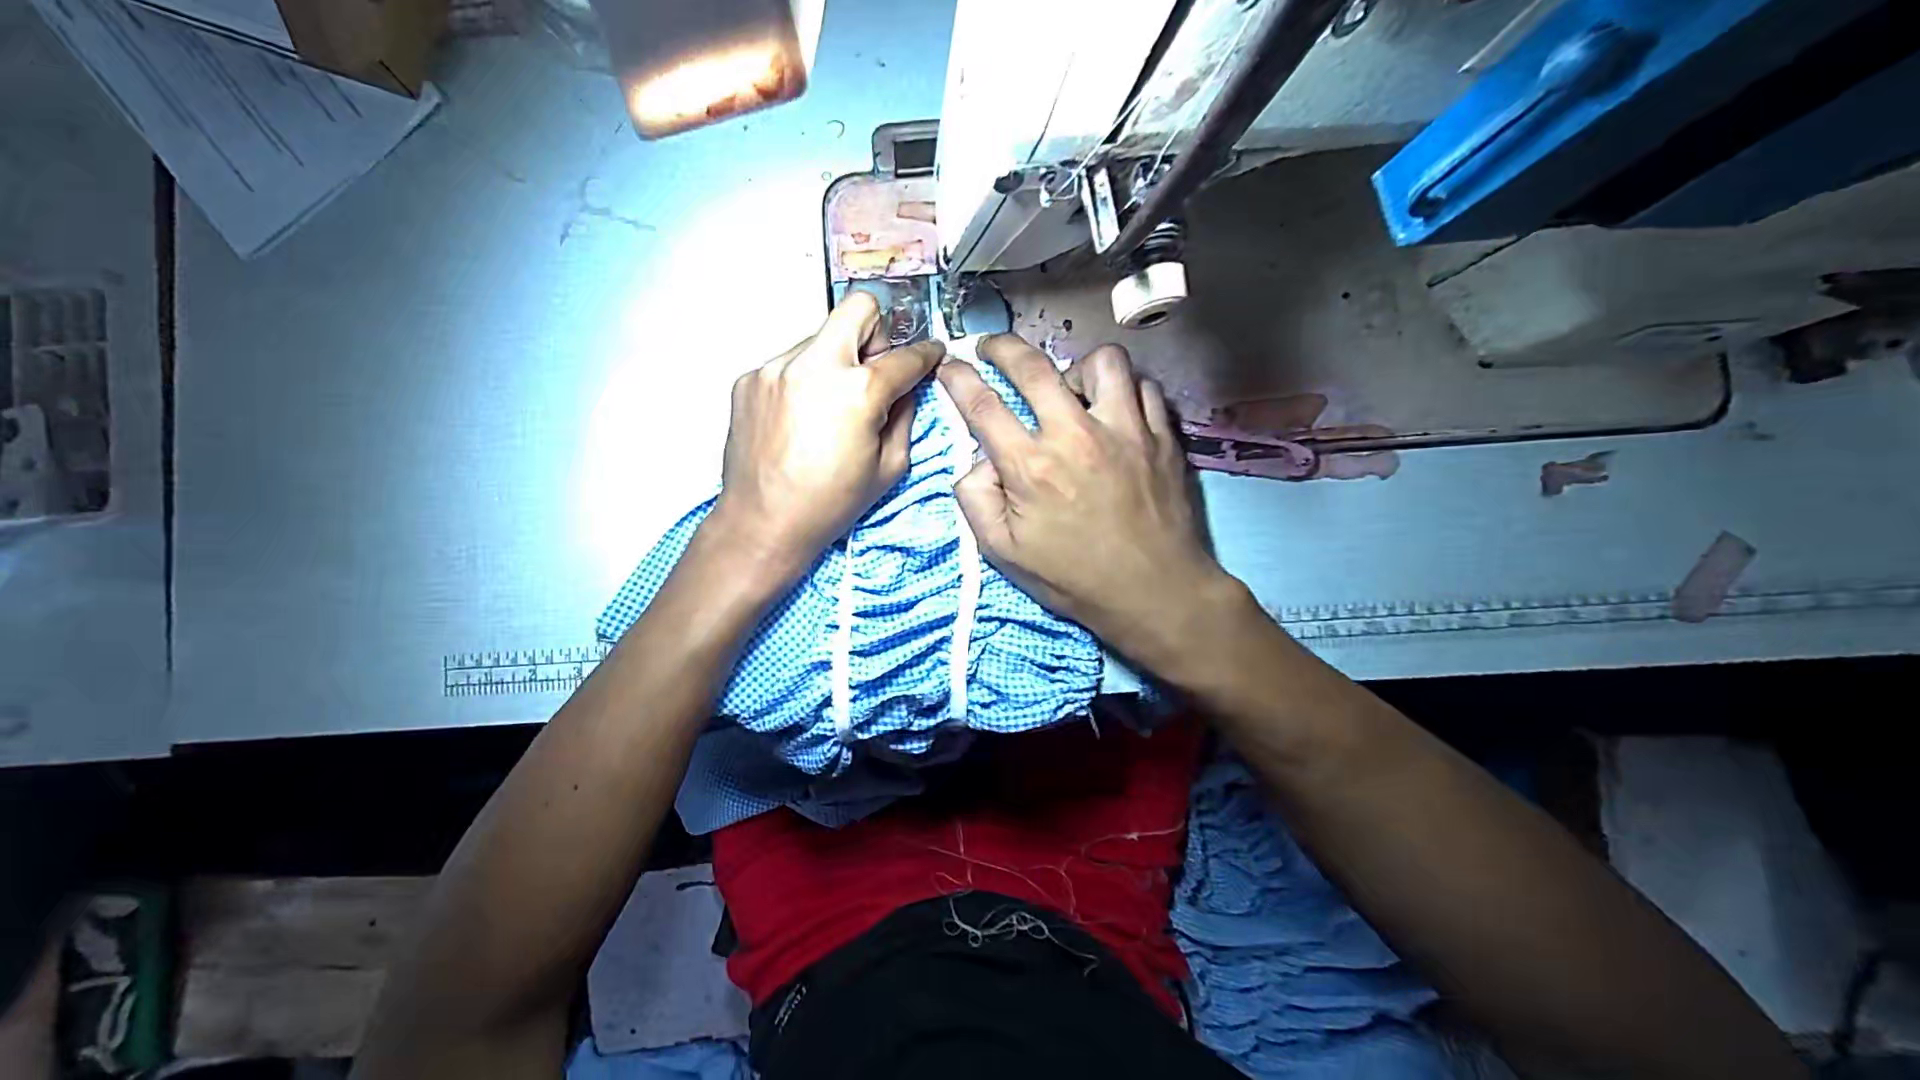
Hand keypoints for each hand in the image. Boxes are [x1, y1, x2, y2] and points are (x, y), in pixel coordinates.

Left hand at [711, 292, 945, 574]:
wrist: (763, 524)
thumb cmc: (826, 505)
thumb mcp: (889, 466)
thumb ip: (905, 415)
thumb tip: (906, 388)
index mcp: (857, 391)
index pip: (905, 356)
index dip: (925, 354)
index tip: (928, 353)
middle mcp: (813, 367)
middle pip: (859, 309)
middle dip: (878, 332)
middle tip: (876, 368)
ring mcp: (776, 368)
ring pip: (821, 336)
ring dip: (837, 360)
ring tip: (832, 407)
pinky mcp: (750, 379)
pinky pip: (790, 362)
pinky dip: (805, 379)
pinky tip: (803, 418)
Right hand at [936, 334, 1245, 675]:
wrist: (1154, 592)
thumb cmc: (1074, 578)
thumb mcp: (1004, 554)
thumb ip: (976, 501)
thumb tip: (977, 462)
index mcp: (1031, 467)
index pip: (983, 405)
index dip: (958, 379)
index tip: (950, 366)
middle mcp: (1076, 436)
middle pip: (1033, 366)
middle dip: (1002, 346)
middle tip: (992, 347)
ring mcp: (1125, 430)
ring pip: (1101, 362)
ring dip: (1075, 367)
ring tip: (1069, 387)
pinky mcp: (1161, 436)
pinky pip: (1143, 387)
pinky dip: (1123, 391)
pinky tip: (1113, 410)